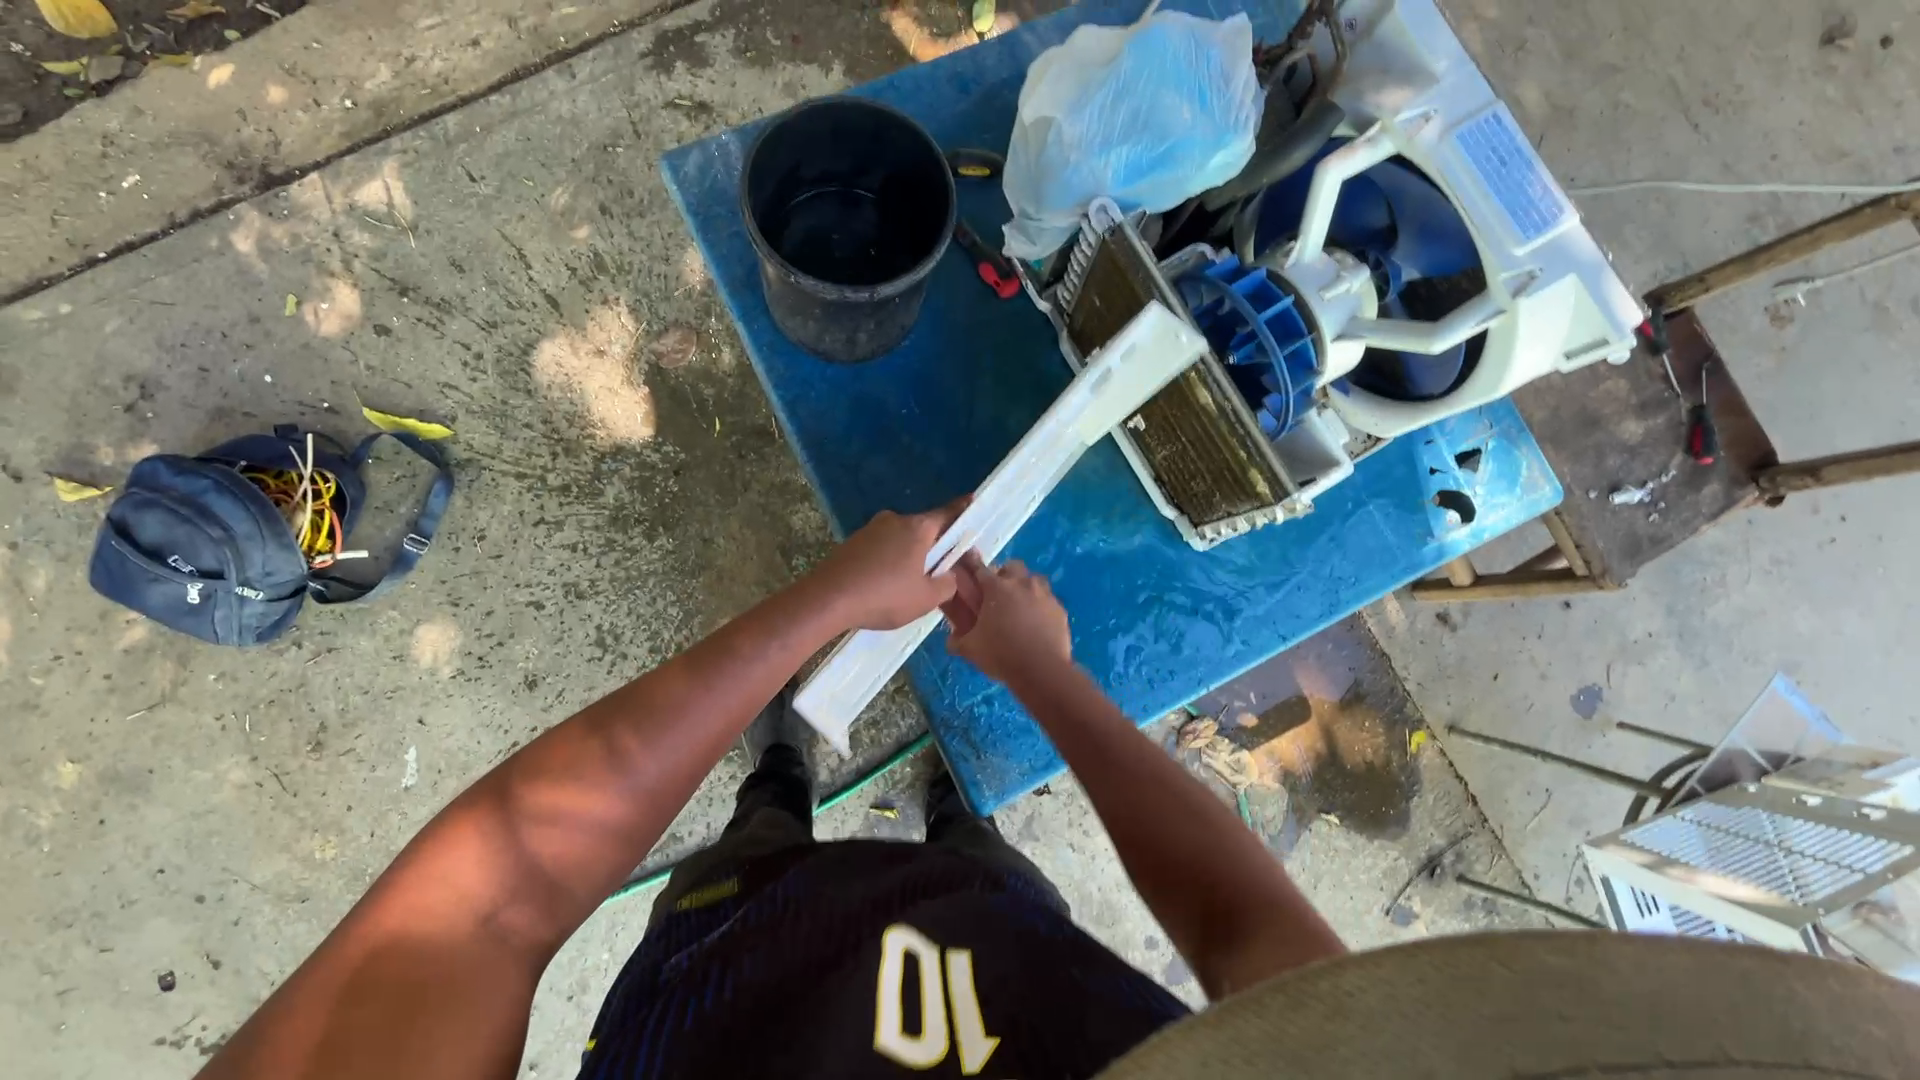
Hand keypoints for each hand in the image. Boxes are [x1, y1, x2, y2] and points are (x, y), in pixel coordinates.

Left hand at [811, 498, 967, 630]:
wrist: (827, 600)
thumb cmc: (884, 596)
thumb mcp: (926, 598)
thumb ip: (947, 584)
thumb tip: (949, 576)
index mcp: (917, 528)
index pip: (947, 514)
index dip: (962, 510)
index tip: (972, 500)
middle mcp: (894, 520)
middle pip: (923, 529)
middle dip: (933, 546)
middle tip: (941, 570)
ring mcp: (870, 530)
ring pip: (900, 540)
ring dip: (908, 556)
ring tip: (909, 585)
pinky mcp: (852, 543)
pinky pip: (880, 549)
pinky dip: (887, 563)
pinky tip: (884, 586)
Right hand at [942, 553, 1072, 684]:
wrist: (1042, 670)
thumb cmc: (1001, 654)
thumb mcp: (970, 649)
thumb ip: (957, 640)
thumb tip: (951, 639)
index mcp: (996, 588)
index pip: (979, 568)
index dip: (972, 565)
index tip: (968, 563)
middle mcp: (1021, 584)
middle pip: (1011, 566)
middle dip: (1004, 574)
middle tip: (998, 593)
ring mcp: (1044, 594)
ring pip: (1033, 579)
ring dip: (1025, 585)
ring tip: (1020, 604)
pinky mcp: (1059, 608)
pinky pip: (1048, 599)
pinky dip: (1041, 604)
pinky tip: (1037, 620)